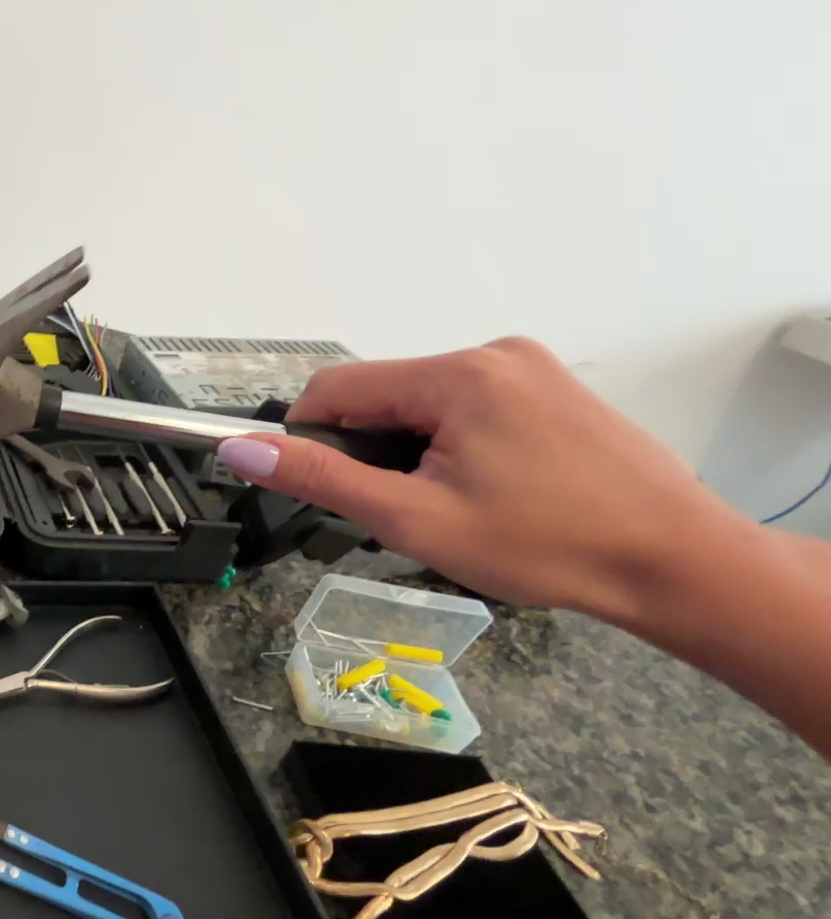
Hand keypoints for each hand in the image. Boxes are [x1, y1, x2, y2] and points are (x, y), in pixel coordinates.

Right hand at [214, 337, 748, 620]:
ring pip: (417, 403)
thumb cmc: (542, 546)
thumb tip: (238, 448)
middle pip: (379, 395)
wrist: (680, 565)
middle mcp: (492, 353)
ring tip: (447, 503)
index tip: (336, 492)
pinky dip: (446, 443)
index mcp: (457, 376)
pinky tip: (481, 486)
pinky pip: (461, 405)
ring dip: (406, 449)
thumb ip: (319, 478)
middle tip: (403, 508)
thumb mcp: (412, 517)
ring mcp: (527, 367)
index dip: (311, 440)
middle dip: (369, 450)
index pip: (334, 389)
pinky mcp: (548, 387)